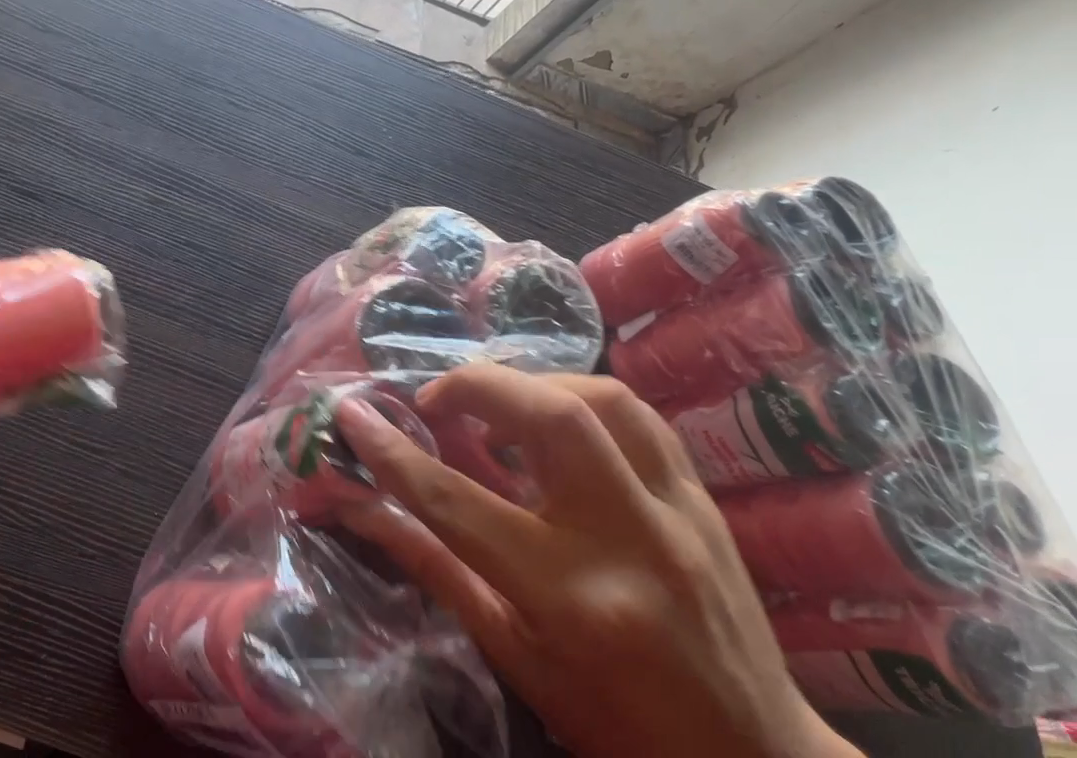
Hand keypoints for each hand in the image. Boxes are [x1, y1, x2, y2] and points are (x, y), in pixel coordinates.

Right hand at [334, 363, 860, 757]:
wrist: (751, 756)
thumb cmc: (612, 718)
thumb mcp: (511, 653)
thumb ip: (433, 566)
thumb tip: (358, 508)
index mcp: (568, 595)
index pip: (457, 503)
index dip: (392, 453)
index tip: (352, 415)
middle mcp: (630, 540)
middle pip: (552, 417)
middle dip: (476, 385)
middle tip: (433, 400)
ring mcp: (680, 513)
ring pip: (606, 400)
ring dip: (534, 383)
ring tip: (493, 403)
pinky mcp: (706, 501)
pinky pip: (642, 419)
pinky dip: (583, 399)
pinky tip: (554, 417)